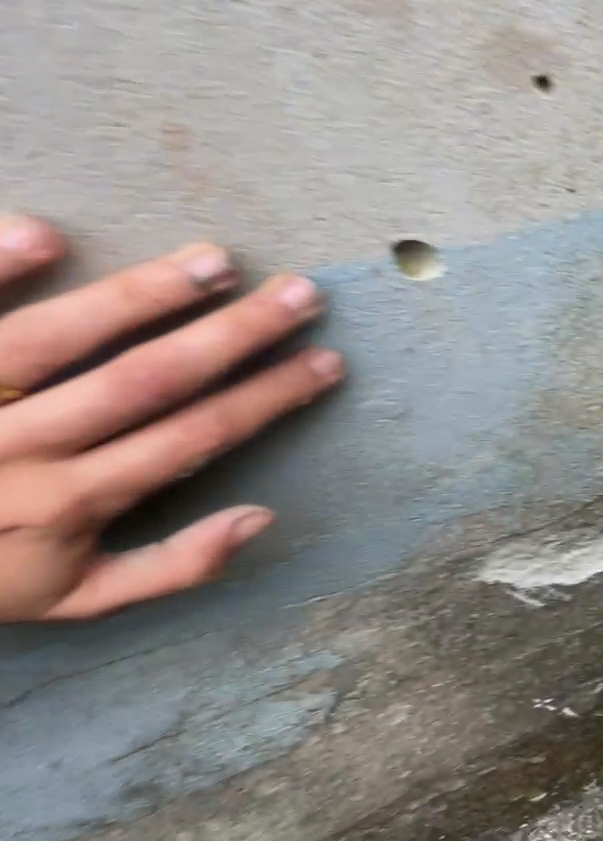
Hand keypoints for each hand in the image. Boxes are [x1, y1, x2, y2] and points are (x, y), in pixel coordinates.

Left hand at [0, 216, 344, 622]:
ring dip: (144, 296)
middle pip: (150, 380)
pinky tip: (44, 233)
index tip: (324, 362)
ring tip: (215, 260)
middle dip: (236, 335)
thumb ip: (173, 566)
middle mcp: (20, 450)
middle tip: (301, 294)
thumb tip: (263, 518)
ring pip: (60, 339)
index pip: (199, 437)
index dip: (270, 397)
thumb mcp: (72, 599)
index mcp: (73, 503)